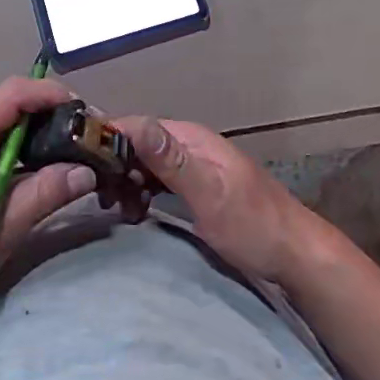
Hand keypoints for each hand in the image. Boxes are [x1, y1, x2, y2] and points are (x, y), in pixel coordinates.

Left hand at [0, 77, 99, 307]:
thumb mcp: (7, 224)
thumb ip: (48, 191)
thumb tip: (88, 171)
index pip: (13, 95)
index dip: (50, 94)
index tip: (84, 110)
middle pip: (12, 104)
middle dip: (53, 112)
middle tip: (88, 134)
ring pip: (8, 122)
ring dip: (41, 130)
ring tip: (76, 148)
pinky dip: (26, 146)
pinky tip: (48, 164)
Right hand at [113, 116, 326, 281]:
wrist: (297, 257)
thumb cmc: (252, 225)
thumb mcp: (208, 193)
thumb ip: (171, 159)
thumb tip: (133, 123)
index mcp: (189, 137)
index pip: (134, 125)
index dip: (106, 139)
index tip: (82, 163)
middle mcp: (187, 143)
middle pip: (136, 143)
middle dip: (113, 165)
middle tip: (99, 195)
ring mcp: (191, 164)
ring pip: (143, 163)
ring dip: (125, 180)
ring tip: (116, 207)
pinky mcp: (193, 185)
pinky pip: (155, 179)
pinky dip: (140, 191)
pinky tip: (134, 210)